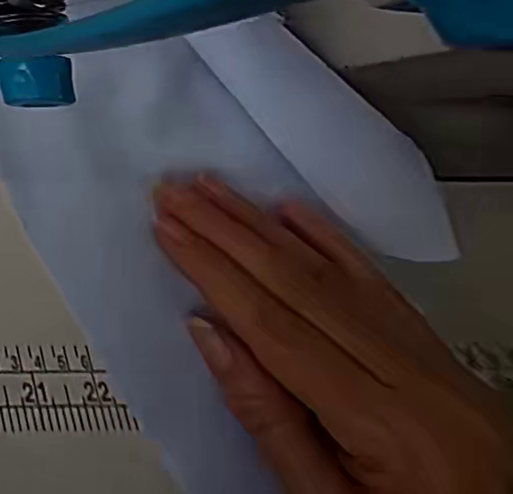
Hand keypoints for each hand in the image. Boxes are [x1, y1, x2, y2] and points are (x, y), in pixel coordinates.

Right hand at [153, 176, 512, 493]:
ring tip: (211, 187)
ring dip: (262, 225)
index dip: (212, 271)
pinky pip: (385, 293)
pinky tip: (293, 212)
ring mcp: (445, 373)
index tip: (165, 229)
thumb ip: (266, 418)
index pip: (275, 328)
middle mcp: (422, 389)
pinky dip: (334, 246)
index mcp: (387, 428)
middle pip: (303, 290)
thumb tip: (204, 330)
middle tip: (171, 192)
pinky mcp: (450, 365)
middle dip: (226, 232)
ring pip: (337, 280)